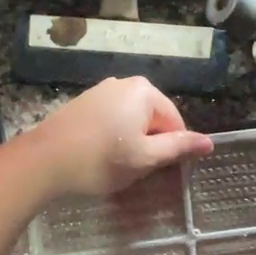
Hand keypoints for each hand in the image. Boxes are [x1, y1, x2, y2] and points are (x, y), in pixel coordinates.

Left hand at [20, 77, 214, 198]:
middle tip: (134, 171)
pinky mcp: (84, 104)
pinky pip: (112, 122)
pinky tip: (100, 158)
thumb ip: (178, 148)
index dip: (171, 151)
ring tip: (116, 166)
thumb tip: (209, 143)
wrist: (46, 160)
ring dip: (130, 144)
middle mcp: (125, 83)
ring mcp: (102, 91)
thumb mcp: (145, 158)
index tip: (156, 171)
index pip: (175, 123)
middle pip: (153, 120)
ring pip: (132, 122)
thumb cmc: (101, 160)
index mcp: (145, 92)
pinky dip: (112, 140)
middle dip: (149, 146)